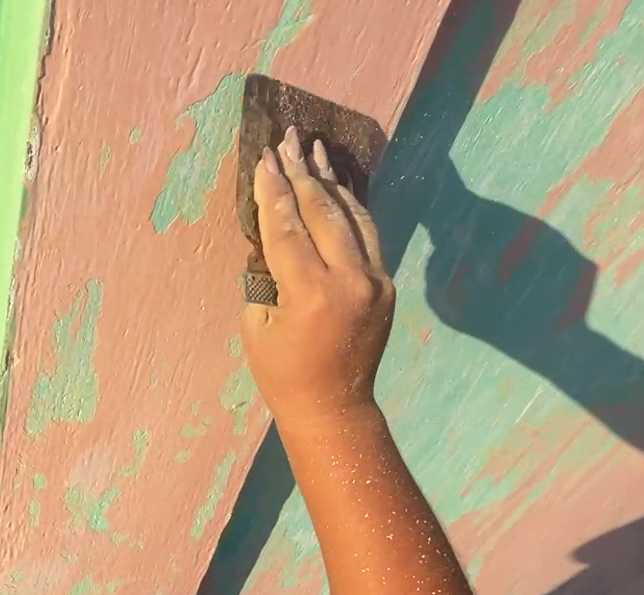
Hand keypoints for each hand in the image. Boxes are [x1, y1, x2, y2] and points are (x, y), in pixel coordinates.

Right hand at [241, 127, 395, 426]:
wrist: (332, 406)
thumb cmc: (282, 374)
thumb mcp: (256, 328)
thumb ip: (265, 278)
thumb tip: (270, 237)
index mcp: (310, 295)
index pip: (287, 230)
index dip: (272, 194)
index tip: (263, 161)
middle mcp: (349, 280)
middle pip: (322, 212)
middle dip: (300, 174)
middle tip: (286, 140)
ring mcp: (375, 280)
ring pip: (352, 216)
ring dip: (330, 181)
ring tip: (312, 150)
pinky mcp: (387, 283)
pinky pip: (367, 234)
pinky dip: (350, 207)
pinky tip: (337, 187)